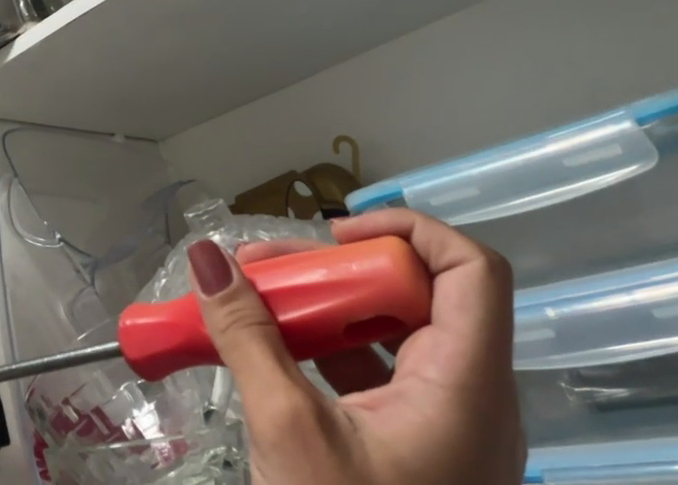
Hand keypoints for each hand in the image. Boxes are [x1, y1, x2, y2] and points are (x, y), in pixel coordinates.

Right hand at [190, 210, 524, 483]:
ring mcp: (446, 426)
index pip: (471, 269)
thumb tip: (205, 254)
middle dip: (334, 268)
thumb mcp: (287, 429)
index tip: (330, 235)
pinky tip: (269, 349)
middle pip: (420, 293)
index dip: (406, 230)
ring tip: (251, 301)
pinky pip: (376, 372)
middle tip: (261, 267)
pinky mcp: (417, 448)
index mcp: (468, 388)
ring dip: (321, 306)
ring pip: (392, 331)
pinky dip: (323, 348)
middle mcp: (472, 398)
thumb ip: (246, 334)